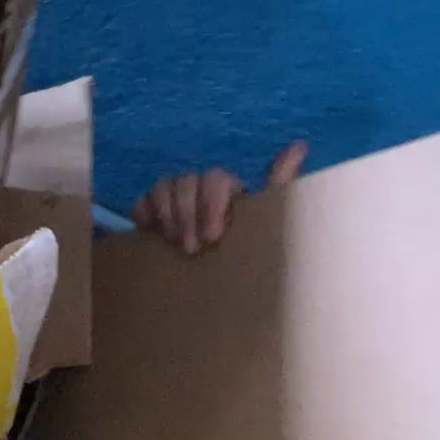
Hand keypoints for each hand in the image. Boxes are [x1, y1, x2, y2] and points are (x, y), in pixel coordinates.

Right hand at [131, 141, 306, 253]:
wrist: (221, 294)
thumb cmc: (247, 254)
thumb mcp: (268, 222)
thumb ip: (279, 186)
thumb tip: (299, 146)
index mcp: (226, 191)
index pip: (215, 179)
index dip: (212, 203)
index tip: (214, 236)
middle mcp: (198, 190)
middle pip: (185, 181)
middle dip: (187, 213)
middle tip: (192, 248)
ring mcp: (172, 201)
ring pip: (162, 187)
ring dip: (167, 214)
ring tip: (173, 243)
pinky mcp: (150, 215)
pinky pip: (140, 203)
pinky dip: (143, 213)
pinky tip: (148, 232)